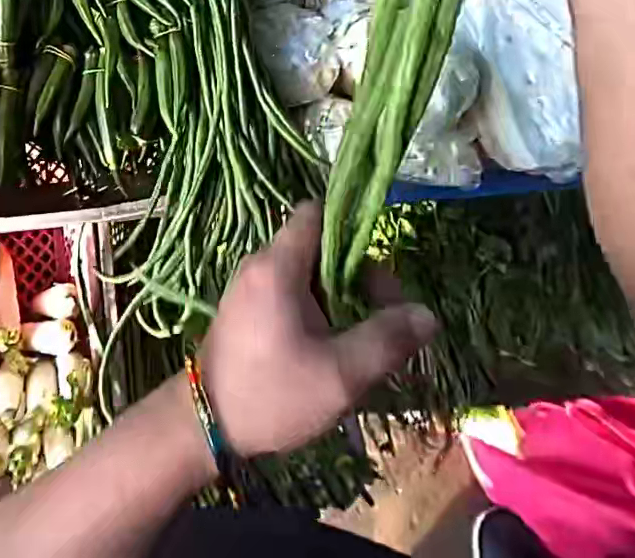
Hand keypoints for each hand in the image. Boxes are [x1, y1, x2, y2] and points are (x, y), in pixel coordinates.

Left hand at [197, 204, 437, 455]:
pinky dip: (317, 305)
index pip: (315, 212)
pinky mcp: (247, 304)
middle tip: (385, 318)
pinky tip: (333, 344)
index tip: (383, 266)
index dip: (352, 226)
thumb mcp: (341, 373)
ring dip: (339, 295)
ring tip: (363, 339)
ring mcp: (250, 283)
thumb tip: (427, 314)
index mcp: (278, 265)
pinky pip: (290, 288)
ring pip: (306, 270)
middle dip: (356, 273)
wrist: (207, 421)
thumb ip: (386, 338)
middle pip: (317, 244)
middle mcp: (260, 263)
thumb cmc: (273, 393)